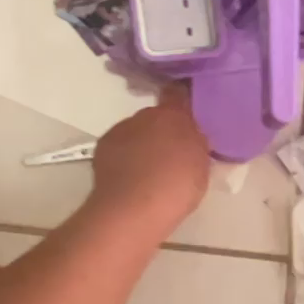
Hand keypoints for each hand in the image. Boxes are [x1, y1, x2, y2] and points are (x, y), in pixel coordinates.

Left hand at [89, 84, 211, 234]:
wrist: (132, 210)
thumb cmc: (176, 187)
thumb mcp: (201, 165)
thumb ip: (196, 142)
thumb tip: (190, 134)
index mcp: (173, 115)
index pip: (178, 93)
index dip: (182, 102)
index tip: (187, 114)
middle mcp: (144, 115)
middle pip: (156, 117)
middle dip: (162, 131)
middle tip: (171, 155)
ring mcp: (120, 130)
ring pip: (135, 132)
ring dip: (141, 144)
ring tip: (148, 171)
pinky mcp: (102, 147)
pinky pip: (118, 146)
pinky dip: (123, 156)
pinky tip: (129, 177)